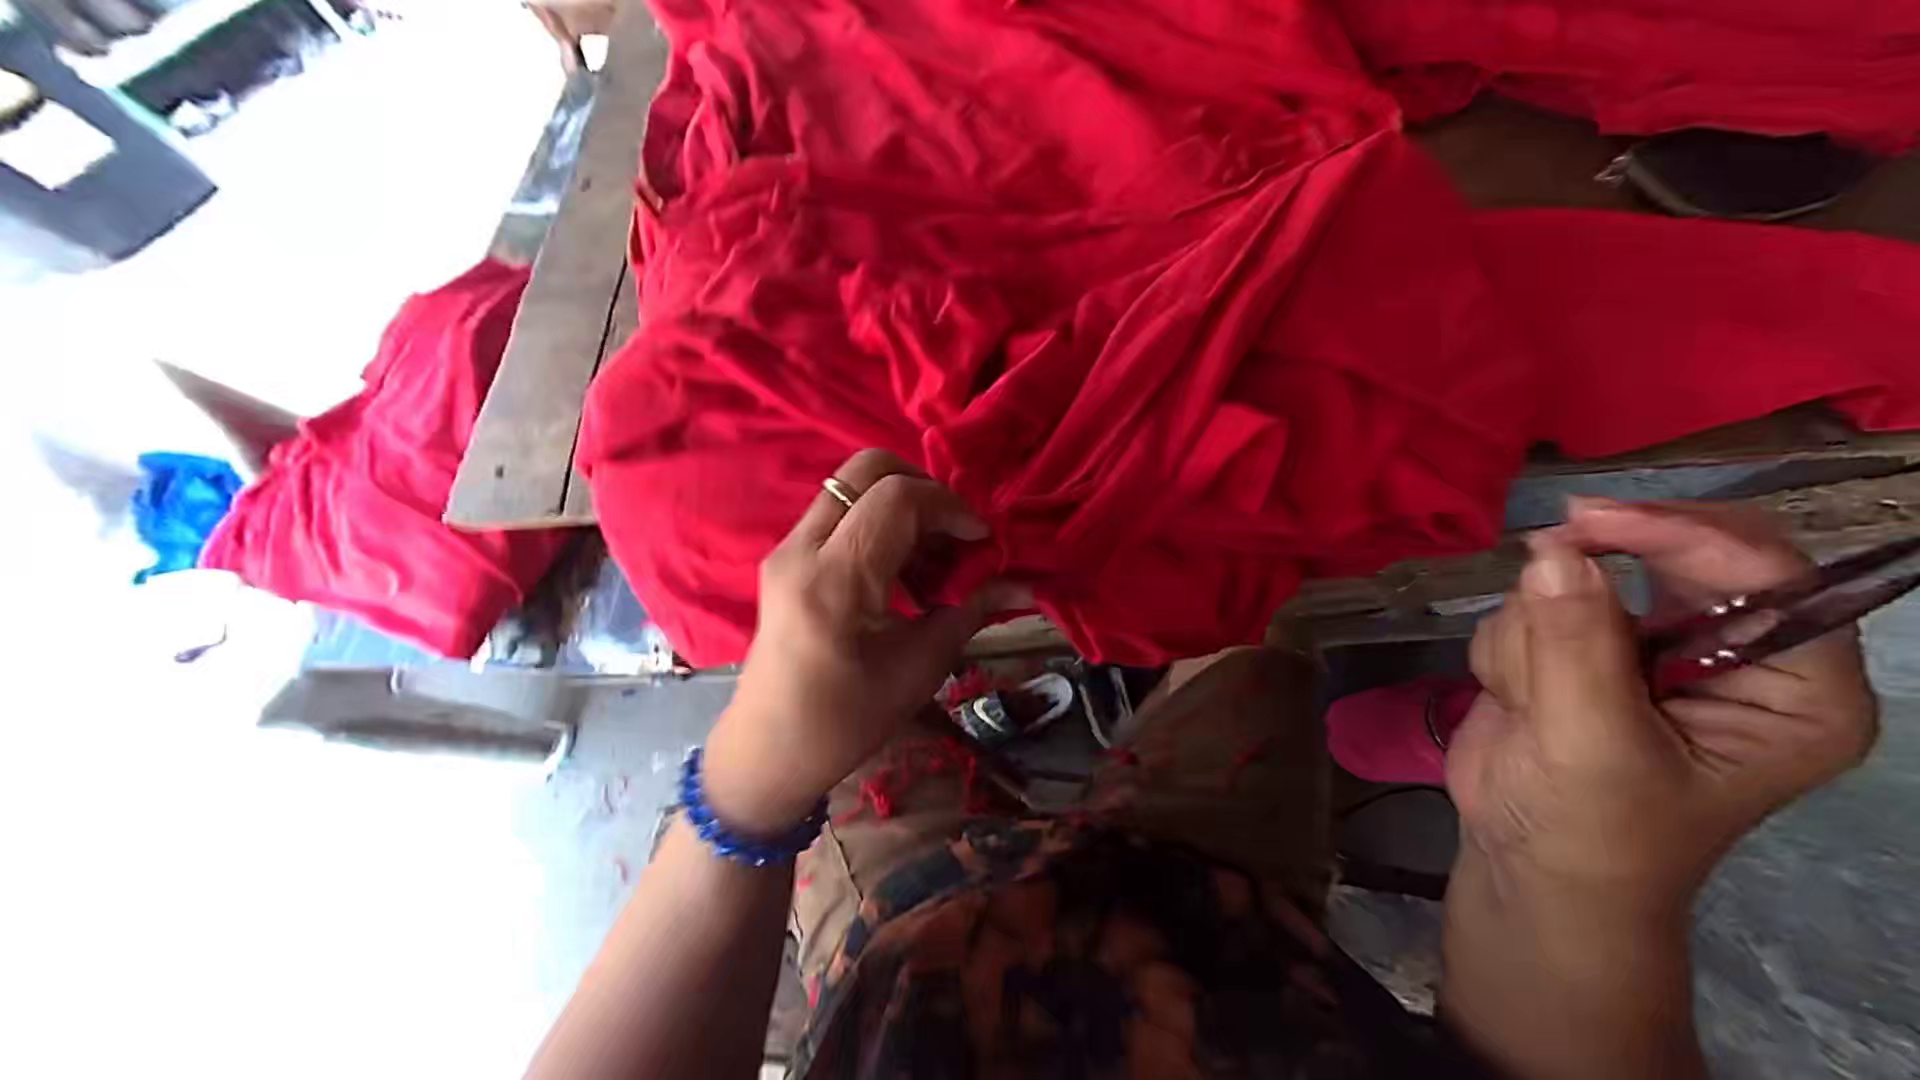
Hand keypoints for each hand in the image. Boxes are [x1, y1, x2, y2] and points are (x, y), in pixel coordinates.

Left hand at [701, 450, 1023, 835]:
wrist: (770, 749)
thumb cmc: (846, 721)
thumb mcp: (919, 667)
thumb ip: (970, 610)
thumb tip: (1024, 584)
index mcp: (834, 582)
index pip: (896, 498)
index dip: (950, 506)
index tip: (981, 540)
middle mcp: (802, 550)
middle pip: (867, 469)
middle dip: (923, 487)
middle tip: (956, 533)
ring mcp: (787, 549)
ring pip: (853, 486)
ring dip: (903, 505)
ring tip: (935, 559)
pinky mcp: (787, 556)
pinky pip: (841, 512)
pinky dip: (881, 522)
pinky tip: (905, 570)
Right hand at [1447, 497, 1877, 922]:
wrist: (1524, 864)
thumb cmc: (1593, 829)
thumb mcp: (1594, 746)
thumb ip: (1577, 648)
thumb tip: (1550, 554)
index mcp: (1789, 686)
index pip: (1765, 577)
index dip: (1682, 537)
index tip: (1588, 521)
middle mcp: (1721, 656)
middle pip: (1672, 559)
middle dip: (1598, 568)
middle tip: (1546, 547)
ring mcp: (1636, 652)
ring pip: (1573, 586)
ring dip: (1532, 634)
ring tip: (1531, 704)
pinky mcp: (1566, 654)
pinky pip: (1523, 613)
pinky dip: (1504, 651)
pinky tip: (1513, 700)